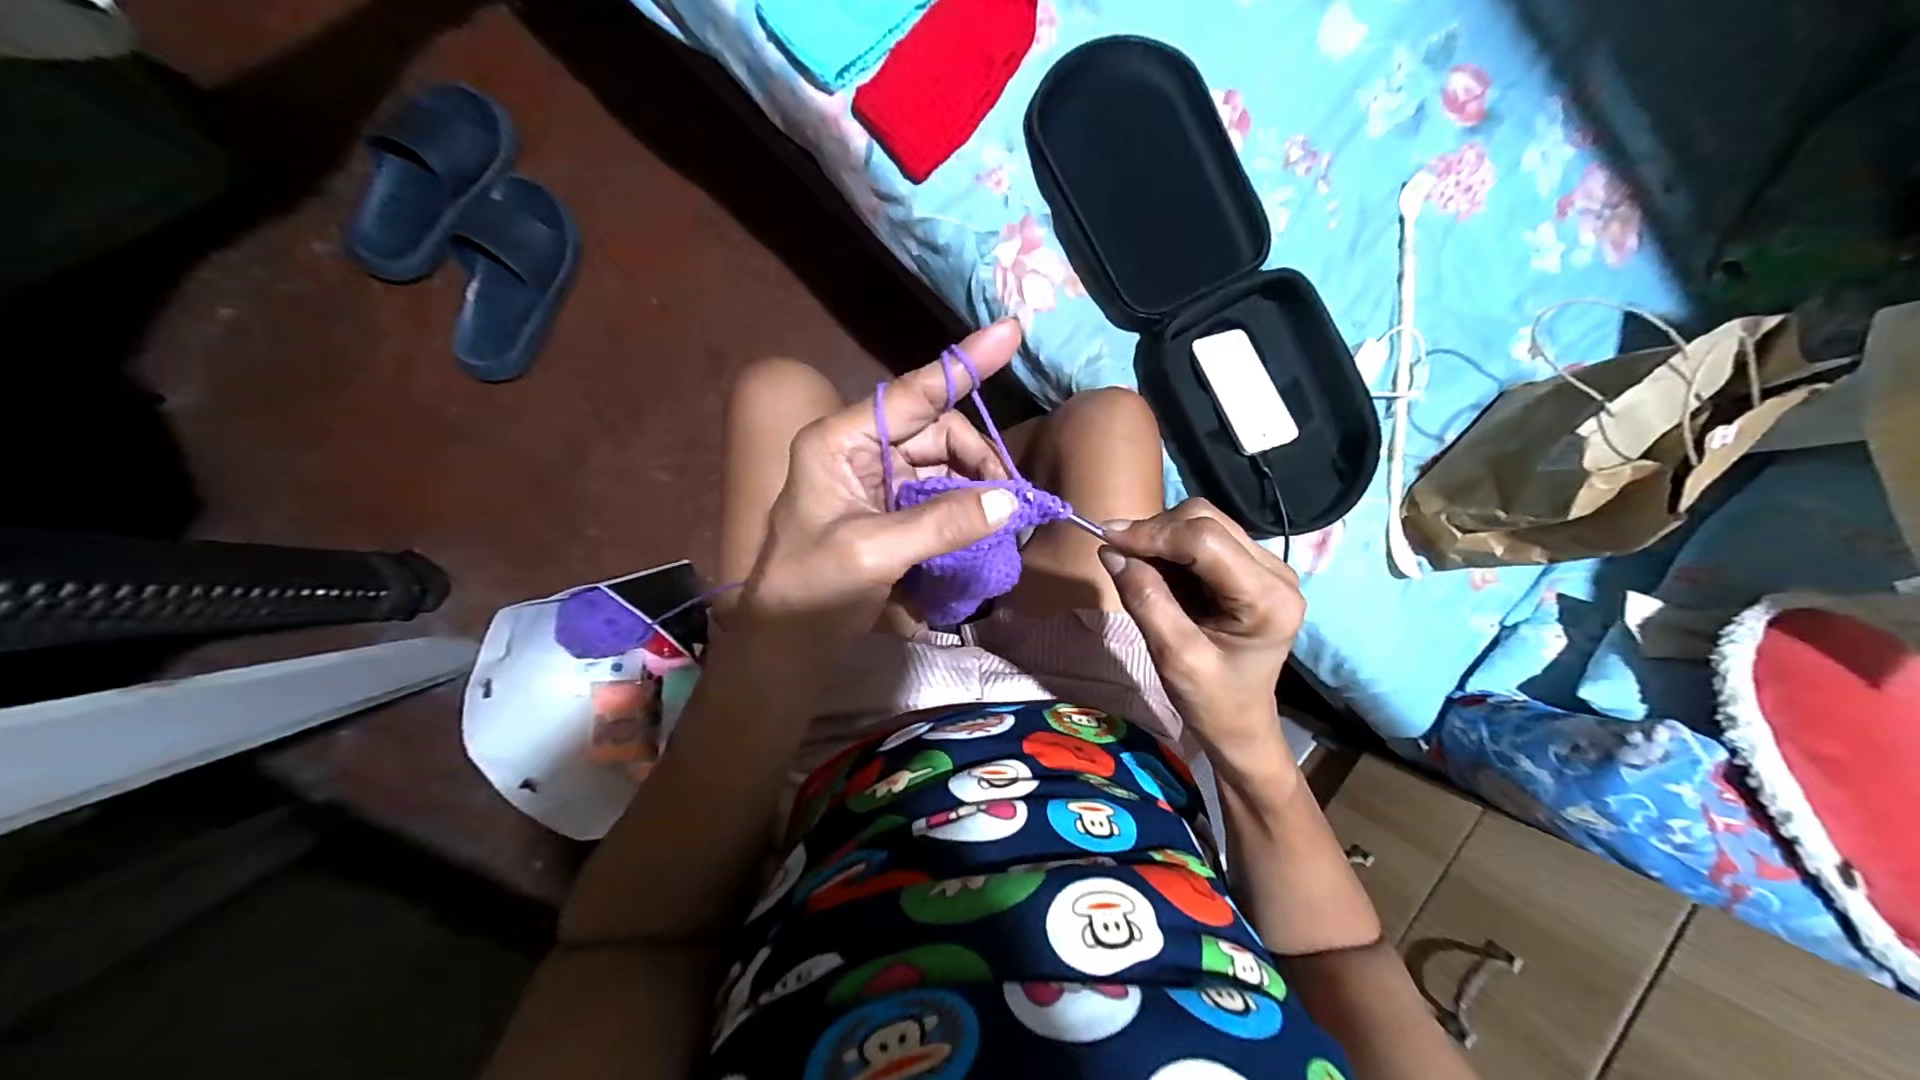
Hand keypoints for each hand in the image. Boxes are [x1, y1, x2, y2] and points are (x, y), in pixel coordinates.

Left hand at [732, 320, 1024, 647]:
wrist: (787, 642)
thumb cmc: (811, 590)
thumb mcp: (873, 552)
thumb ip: (941, 523)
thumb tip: (1009, 502)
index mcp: (841, 441)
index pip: (912, 393)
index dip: (963, 364)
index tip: (1009, 331)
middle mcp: (861, 450)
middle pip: (937, 431)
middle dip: (977, 457)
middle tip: (1010, 499)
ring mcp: (877, 480)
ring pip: (944, 462)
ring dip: (977, 484)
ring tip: (1002, 517)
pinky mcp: (890, 510)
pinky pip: (939, 492)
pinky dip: (965, 504)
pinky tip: (985, 523)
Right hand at [1099, 499, 1304, 765]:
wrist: (1239, 723)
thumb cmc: (1211, 701)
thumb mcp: (1174, 658)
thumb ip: (1145, 601)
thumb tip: (1111, 552)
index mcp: (1268, 599)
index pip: (1206, 539)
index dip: (1152, 533)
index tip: (1107, 540)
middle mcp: (1275, 572)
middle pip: (1206, 521)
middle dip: (1155, 531)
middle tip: (1116, 552)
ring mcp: (1265, 566)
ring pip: (1203, 522)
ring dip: (1160, 536)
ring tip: (1132, 563)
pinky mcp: (1248, 567)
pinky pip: (1203, 537)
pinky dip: (1169, 546)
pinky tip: (1152, 568)